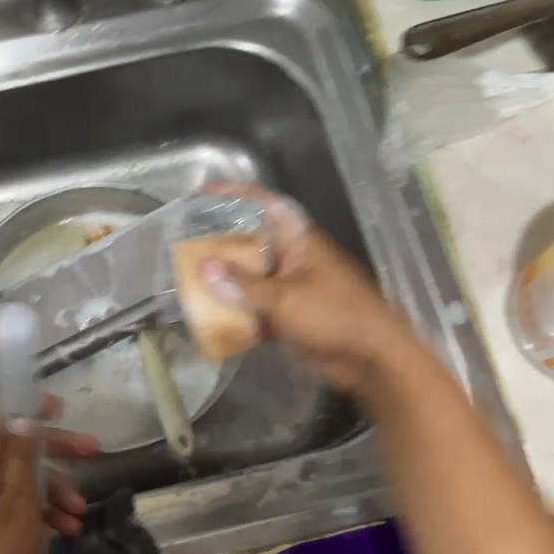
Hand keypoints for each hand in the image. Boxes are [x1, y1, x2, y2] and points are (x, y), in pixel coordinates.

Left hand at [0, 401, 96, 553]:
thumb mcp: (19, 499)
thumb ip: (21, 454)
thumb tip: (24, 415)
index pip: (1, 418)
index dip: (31, 410)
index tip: (61, 408)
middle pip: (16, 449)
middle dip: (56, 455)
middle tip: (93, 452)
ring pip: (20, 479)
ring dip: (53, 492)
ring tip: (78, 515)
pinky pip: (13, 503)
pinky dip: (39, 511)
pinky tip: (65, 530)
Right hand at [198, 184, 406, 394]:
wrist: (370, 359)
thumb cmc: (333, 316)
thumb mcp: (284, 298)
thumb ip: (242, 285)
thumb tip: (203, 266)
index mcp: (297, 241)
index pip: (264, 205)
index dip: (234, 195)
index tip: (203, 195)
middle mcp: (291, 259)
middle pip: (250, 242)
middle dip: (218, 243)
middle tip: (182, 244)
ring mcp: (289, 288)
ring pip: (248, 278)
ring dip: (222, 282)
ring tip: (186, 280)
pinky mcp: (287, 316)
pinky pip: (253, 308)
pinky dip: (234, 313)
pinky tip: (208, 319)